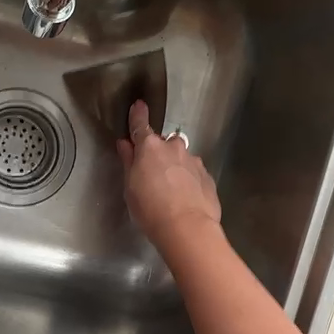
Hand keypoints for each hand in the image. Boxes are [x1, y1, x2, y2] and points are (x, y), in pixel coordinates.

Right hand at [116, 99, 220, 249]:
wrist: (187, 228)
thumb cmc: (151, 209)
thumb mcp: (131, 187)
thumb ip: (128, 162)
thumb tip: (125, 144)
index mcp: (150, 148)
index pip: (141, 126)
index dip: (138, 116)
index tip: (139, 105)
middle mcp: (174, 148)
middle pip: (165, 144)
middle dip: (160, 153)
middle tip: (153, 174)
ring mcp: (194, 161)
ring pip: (182, 159)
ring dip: (176, 168)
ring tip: (171, 192)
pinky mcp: (208, 177)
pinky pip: (194, 174)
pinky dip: (189, 181)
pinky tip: (185, 199)